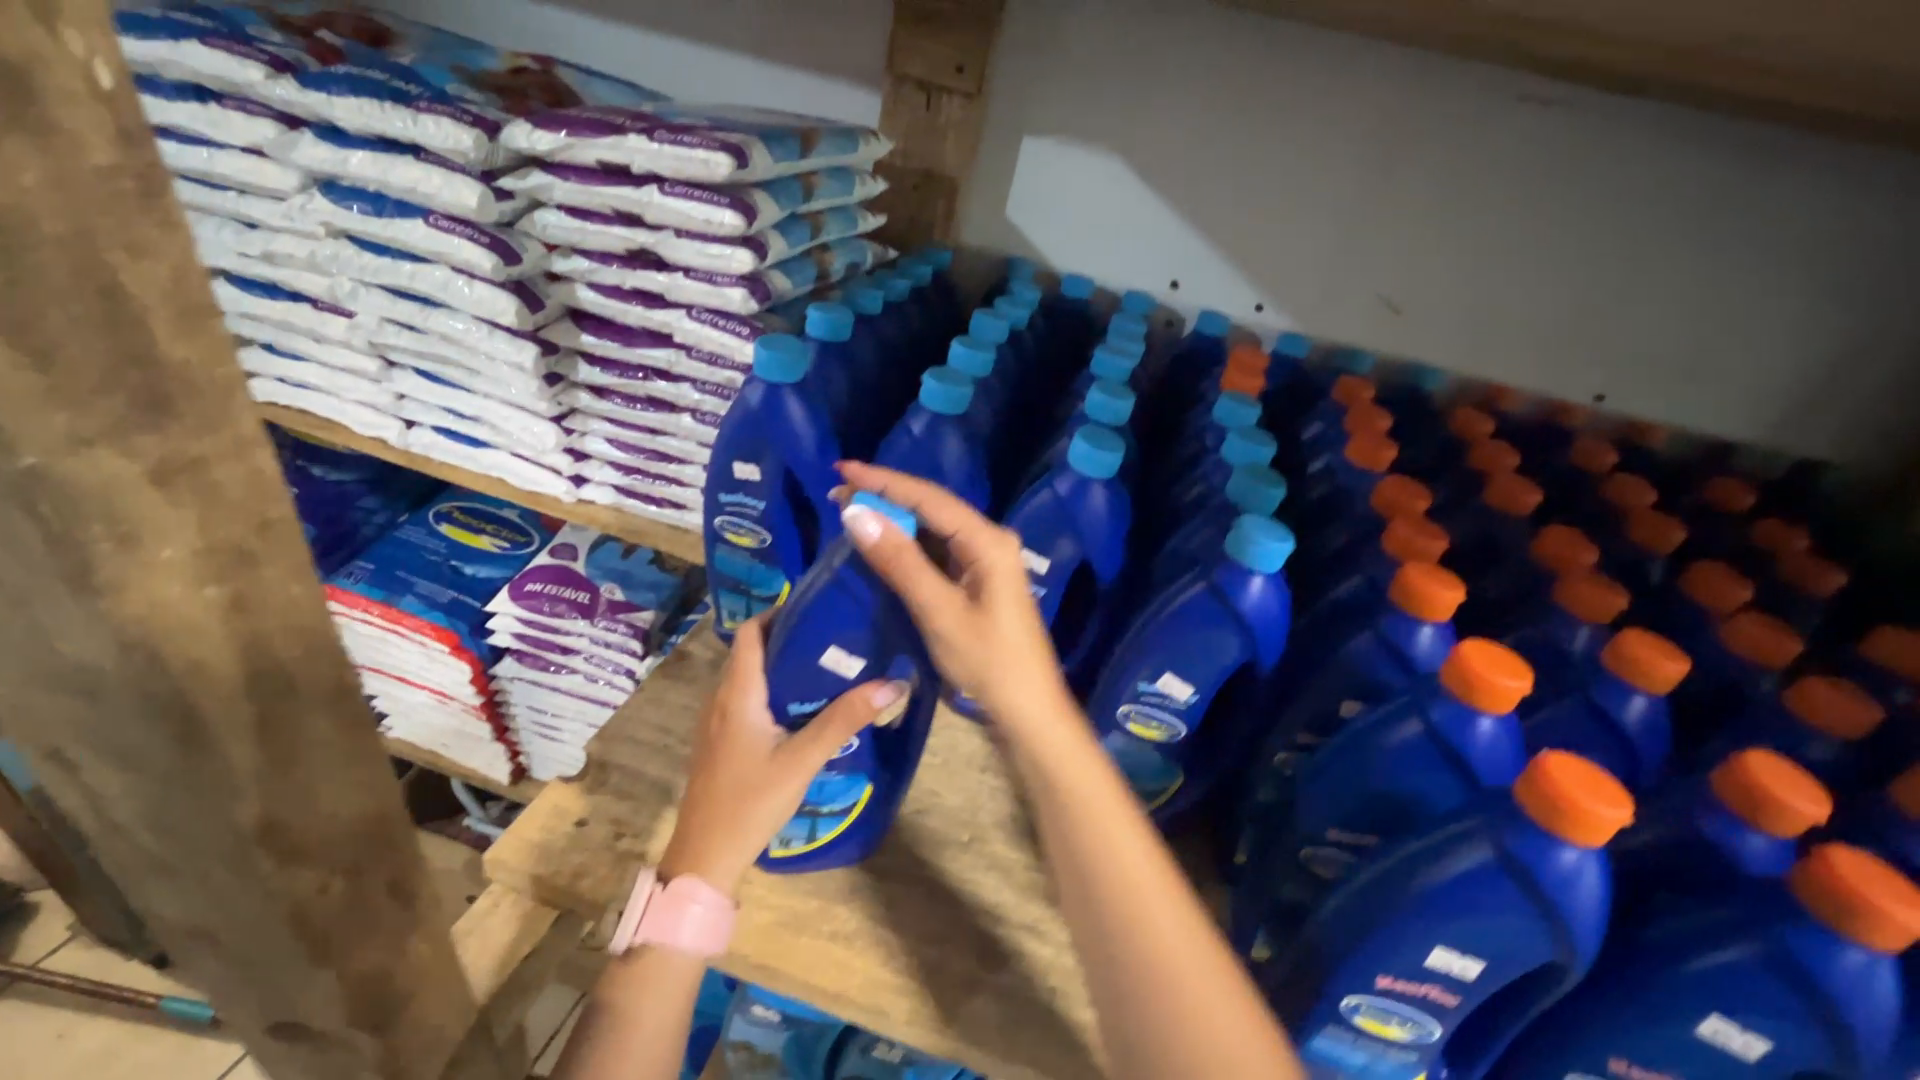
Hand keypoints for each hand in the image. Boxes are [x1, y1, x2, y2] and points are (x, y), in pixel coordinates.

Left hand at [659, 616, 905, 895]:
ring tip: (826, 665)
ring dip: (782, 665)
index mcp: (738, 692)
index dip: (780, 612)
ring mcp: (717, 721)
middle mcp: (721, 698)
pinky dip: (773, 690)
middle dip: (790, 638)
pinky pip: (747, 699)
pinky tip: (803, 706)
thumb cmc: (751, 801)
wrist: (705, 854)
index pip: (752, 632)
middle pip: (753, 651)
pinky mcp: (721, 741)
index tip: (818, 608)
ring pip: (750, 677)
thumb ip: (844, 720)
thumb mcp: (803, 760)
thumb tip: (891, 683)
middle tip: (834, 636)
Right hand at [835, 461, 1075, 732]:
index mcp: (987, 541)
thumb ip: (899, 562)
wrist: (1027, 709)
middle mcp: (989, 541)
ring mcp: (984, 562)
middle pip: (931, 509)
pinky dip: (906, 548)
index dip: (883, 481)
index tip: (843, 470)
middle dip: (885, 499)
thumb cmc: (988, 662)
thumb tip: (856, 513)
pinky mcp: (977, 582)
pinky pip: (936, 554)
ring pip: (931, 531)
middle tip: (837, 494)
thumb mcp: (938, 611)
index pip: (929, 498)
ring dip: (893, 522)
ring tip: (849, 514)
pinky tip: (879, 546)